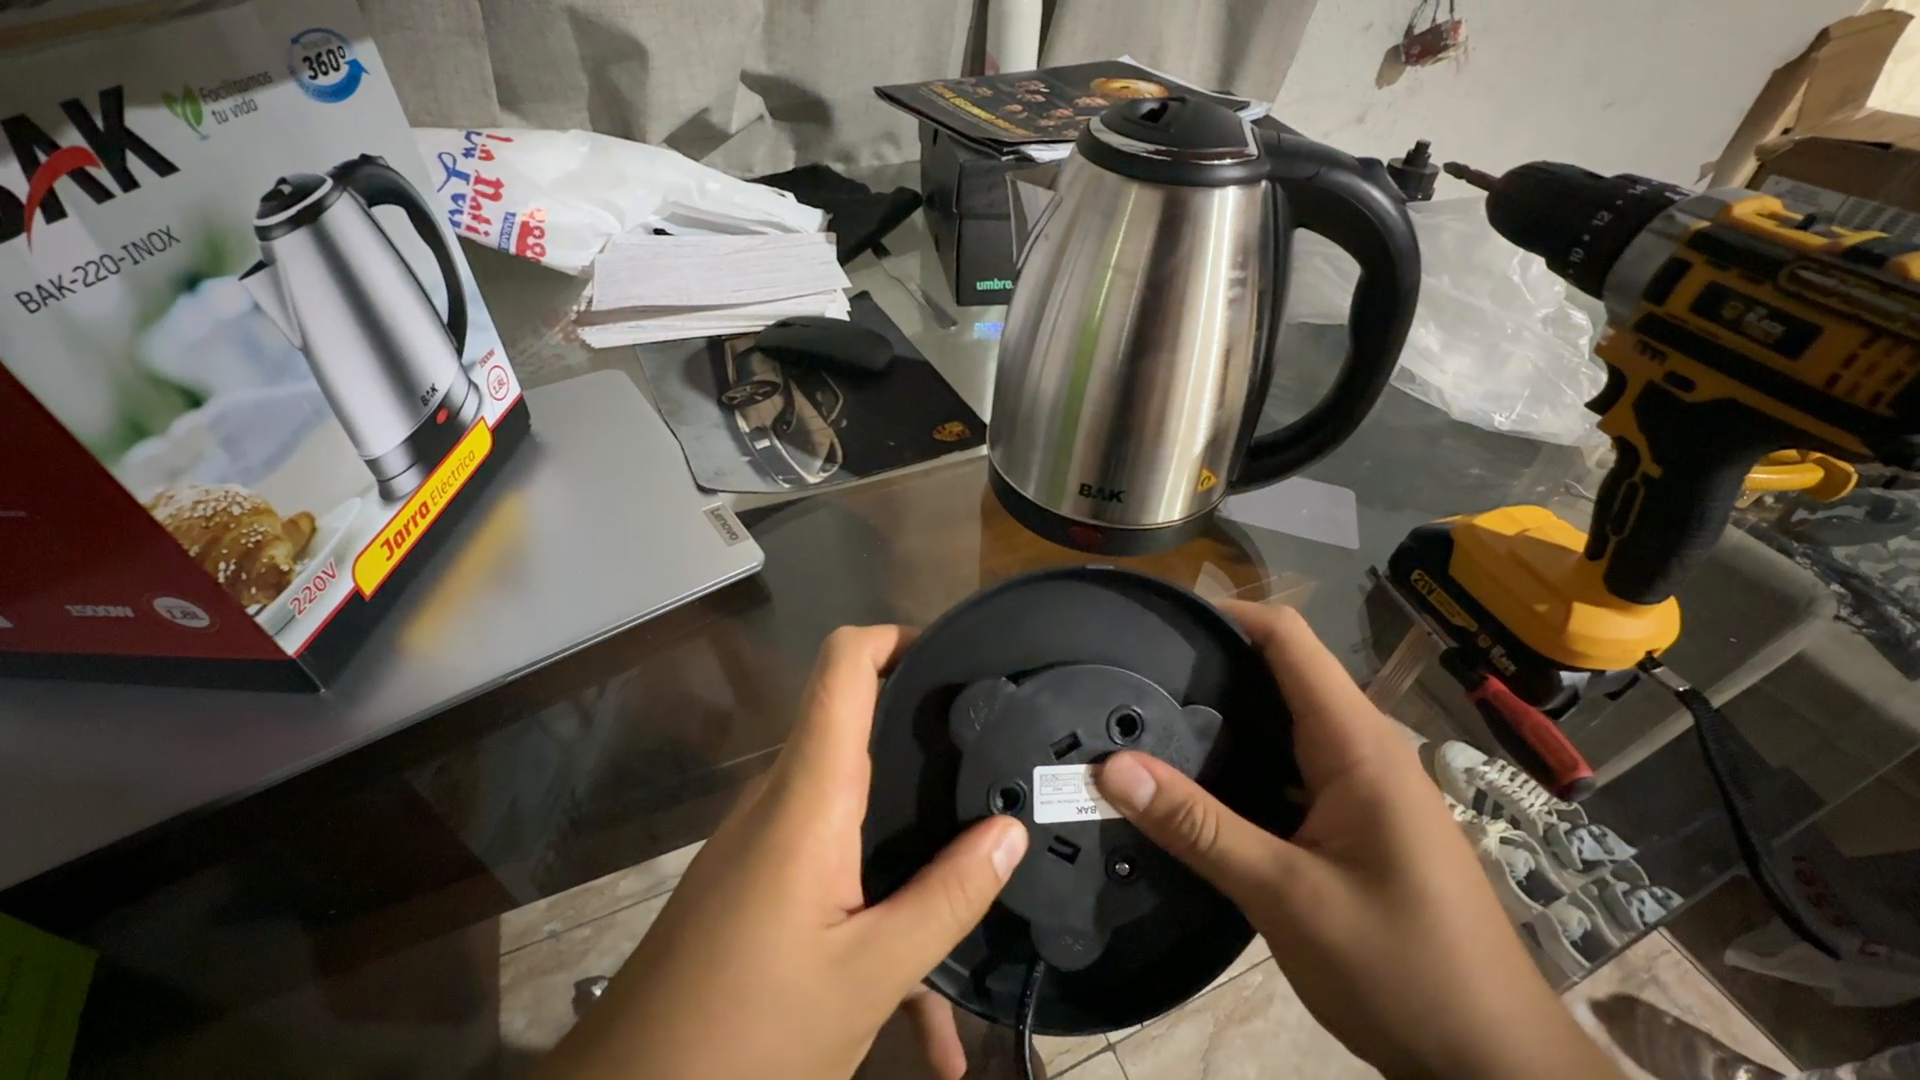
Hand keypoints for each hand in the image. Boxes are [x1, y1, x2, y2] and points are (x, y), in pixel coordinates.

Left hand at [539, 626, 1029, 1079]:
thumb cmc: (746, 1032)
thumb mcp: (868, 974)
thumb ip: (945, 898)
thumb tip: (1008, 832)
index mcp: (808, 797)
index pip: (842, 669)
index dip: (895, 638)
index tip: (955, 655)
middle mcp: (780, 802)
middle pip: (855, 730)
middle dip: (924, 742)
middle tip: (993, 767)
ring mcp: (762, 844)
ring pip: (852, 816)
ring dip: (908, 854)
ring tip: (977, 896)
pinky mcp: (754, 885)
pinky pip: (828, 874)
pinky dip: (874, 917)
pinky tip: (922, 1020)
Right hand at [1094, 601, 1620, 1079]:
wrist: (1491, 1059)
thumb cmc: (1402, 968)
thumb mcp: (1286, 897)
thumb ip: (1197, 827)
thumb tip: (1110, 766)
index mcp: (1357, 743)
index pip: (1287, 638)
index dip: (1222, 614)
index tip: (1152, 622)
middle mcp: (1361, 748)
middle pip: (1277, 675)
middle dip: (1204, 669)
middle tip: (1125, 682)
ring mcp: (1361, 787)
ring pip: (1279, 727)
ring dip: (1217, 723)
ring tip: (1140, 726)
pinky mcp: (1354, 822)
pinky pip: (1286, 771)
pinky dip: (1237, 768)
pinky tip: (1189, 788)